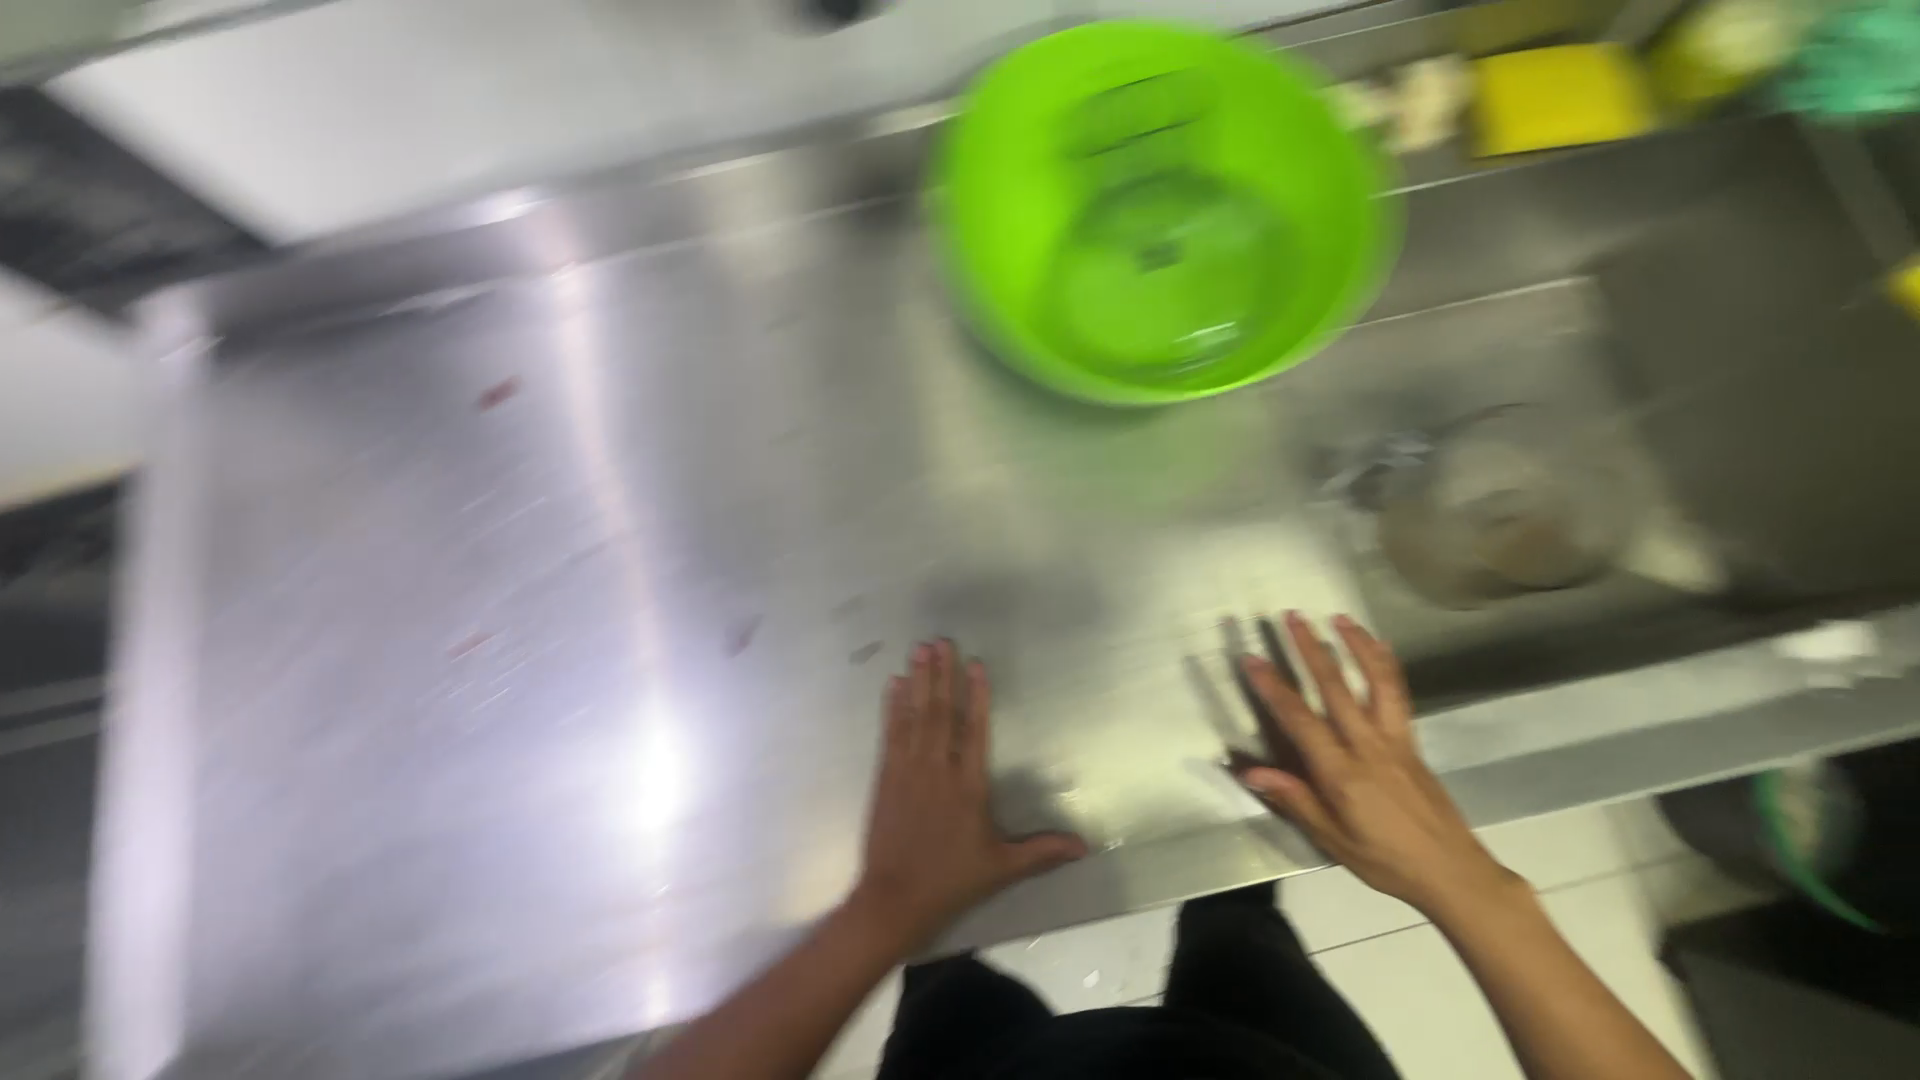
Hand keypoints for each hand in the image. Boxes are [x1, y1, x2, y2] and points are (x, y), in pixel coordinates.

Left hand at [851, 641, 1088, 946]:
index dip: (977, 695)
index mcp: (968, 787)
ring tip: (919, 650)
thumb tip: (1086, 846)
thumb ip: (1042, 851)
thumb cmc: (951, 881)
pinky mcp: (885, 778)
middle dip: (942, 675)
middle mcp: (938, 770)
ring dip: (918, 681)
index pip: (975, 731)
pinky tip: (894, 684)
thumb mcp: (1002, 868)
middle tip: (941, 640)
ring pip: (915, 717)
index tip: (976, 664)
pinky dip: (892, 707)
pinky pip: (891, 734)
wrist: (894, 899)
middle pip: (942, 714)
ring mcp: (908, 771)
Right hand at [1235, 612, 1525, 918]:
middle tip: (1292, 616)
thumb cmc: (1384, 860)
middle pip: (1336, 687)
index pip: (1300, 719)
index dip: (1274, 687)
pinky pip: (1398, 695)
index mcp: (1341, 772)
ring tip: (1339, 617)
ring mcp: (1394, 740)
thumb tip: (1250, 772)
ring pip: (1375, 682)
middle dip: (1311, 649)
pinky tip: (1381, 646)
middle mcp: (1367, 746)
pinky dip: (1387, 666)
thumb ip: (1293, 799)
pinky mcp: (1412, 742)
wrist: (1453, 872)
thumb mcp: (1331, 838)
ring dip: (1356, 645)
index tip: (1252, 658)